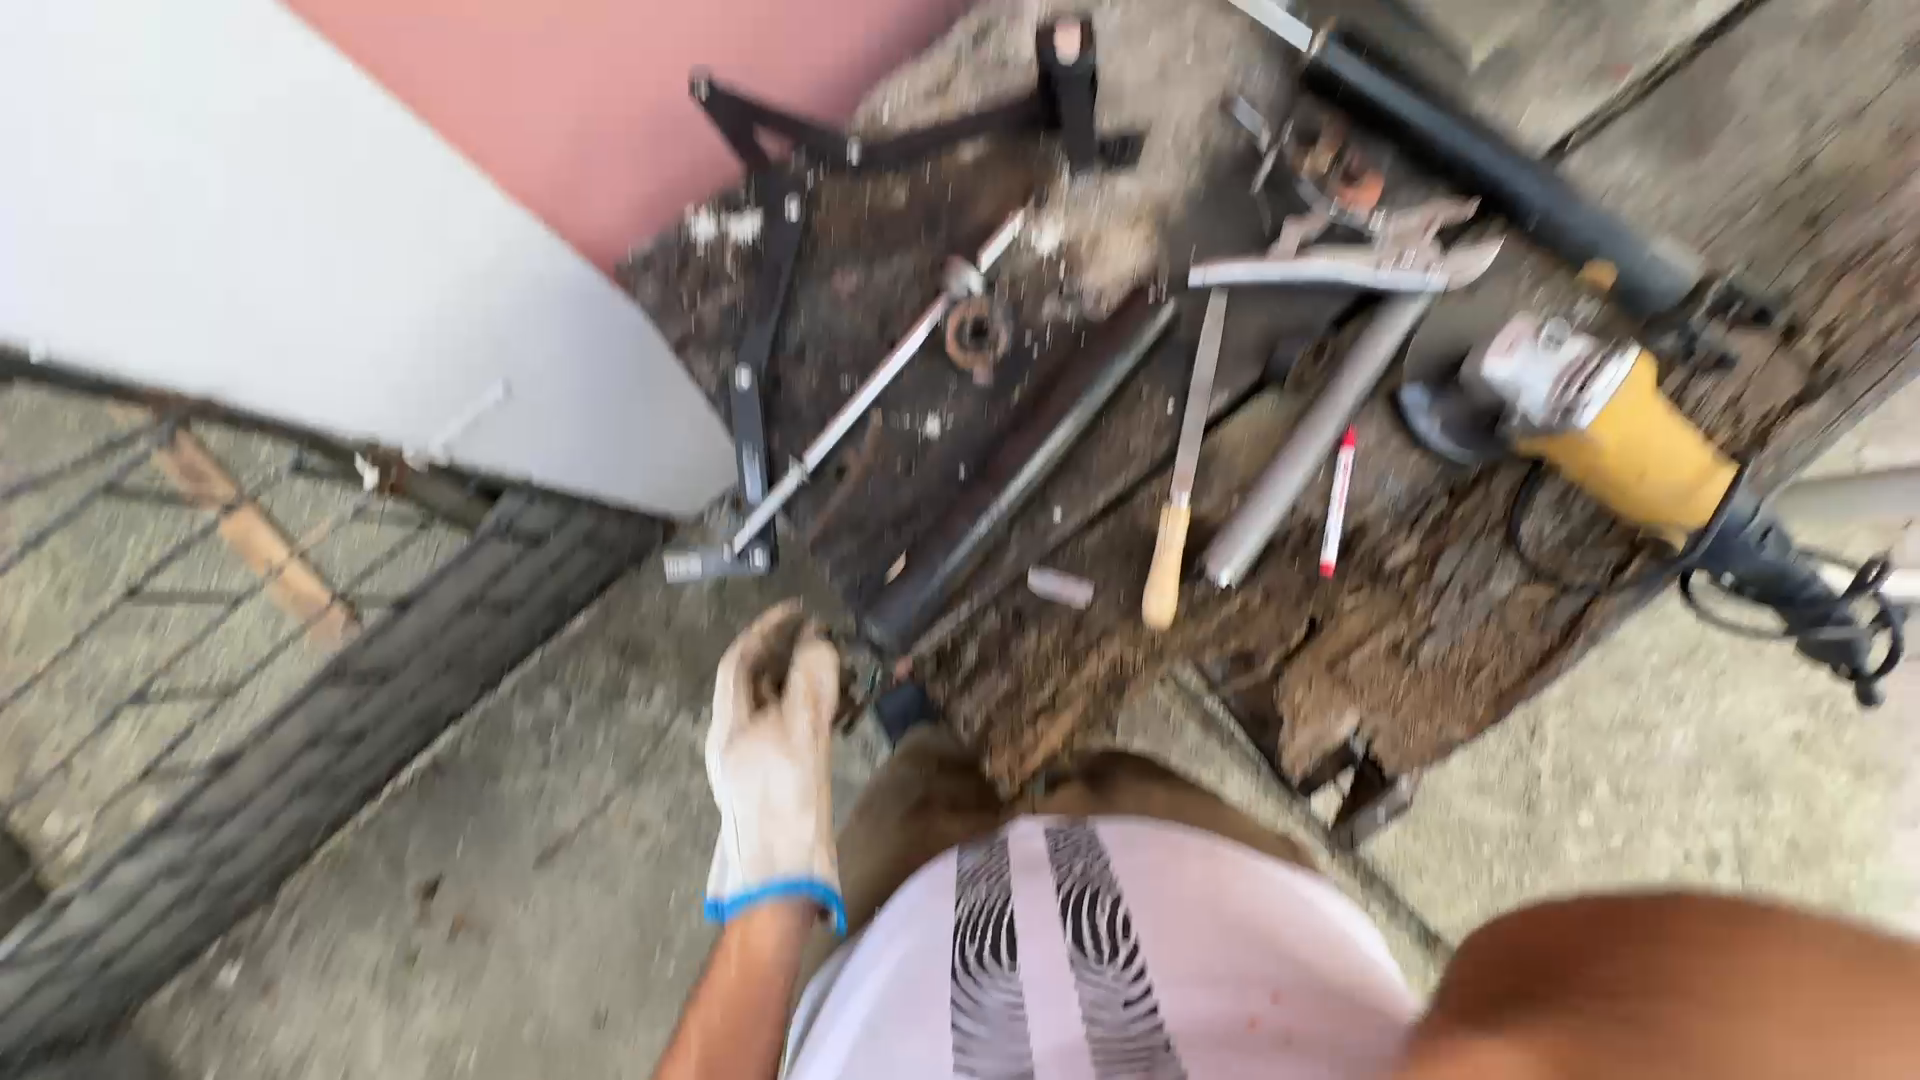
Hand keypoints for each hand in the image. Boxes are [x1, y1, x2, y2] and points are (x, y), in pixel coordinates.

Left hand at [703, 601, 843, 933]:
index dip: (766, 629)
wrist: (783, 873)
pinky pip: (782, 726)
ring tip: (834, 666)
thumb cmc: (787, 803)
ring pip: (771, 702)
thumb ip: (809, 684)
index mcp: (727, 725)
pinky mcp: (768, 773)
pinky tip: (832, 708)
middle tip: (822, 635)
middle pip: (754, 679)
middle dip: (786, 651)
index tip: (798, 610)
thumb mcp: (801, 736)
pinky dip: (804, 707)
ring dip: (799, 679)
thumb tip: (817, 642)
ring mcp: (748, 757)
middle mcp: (731, 736)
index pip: (738, 660)